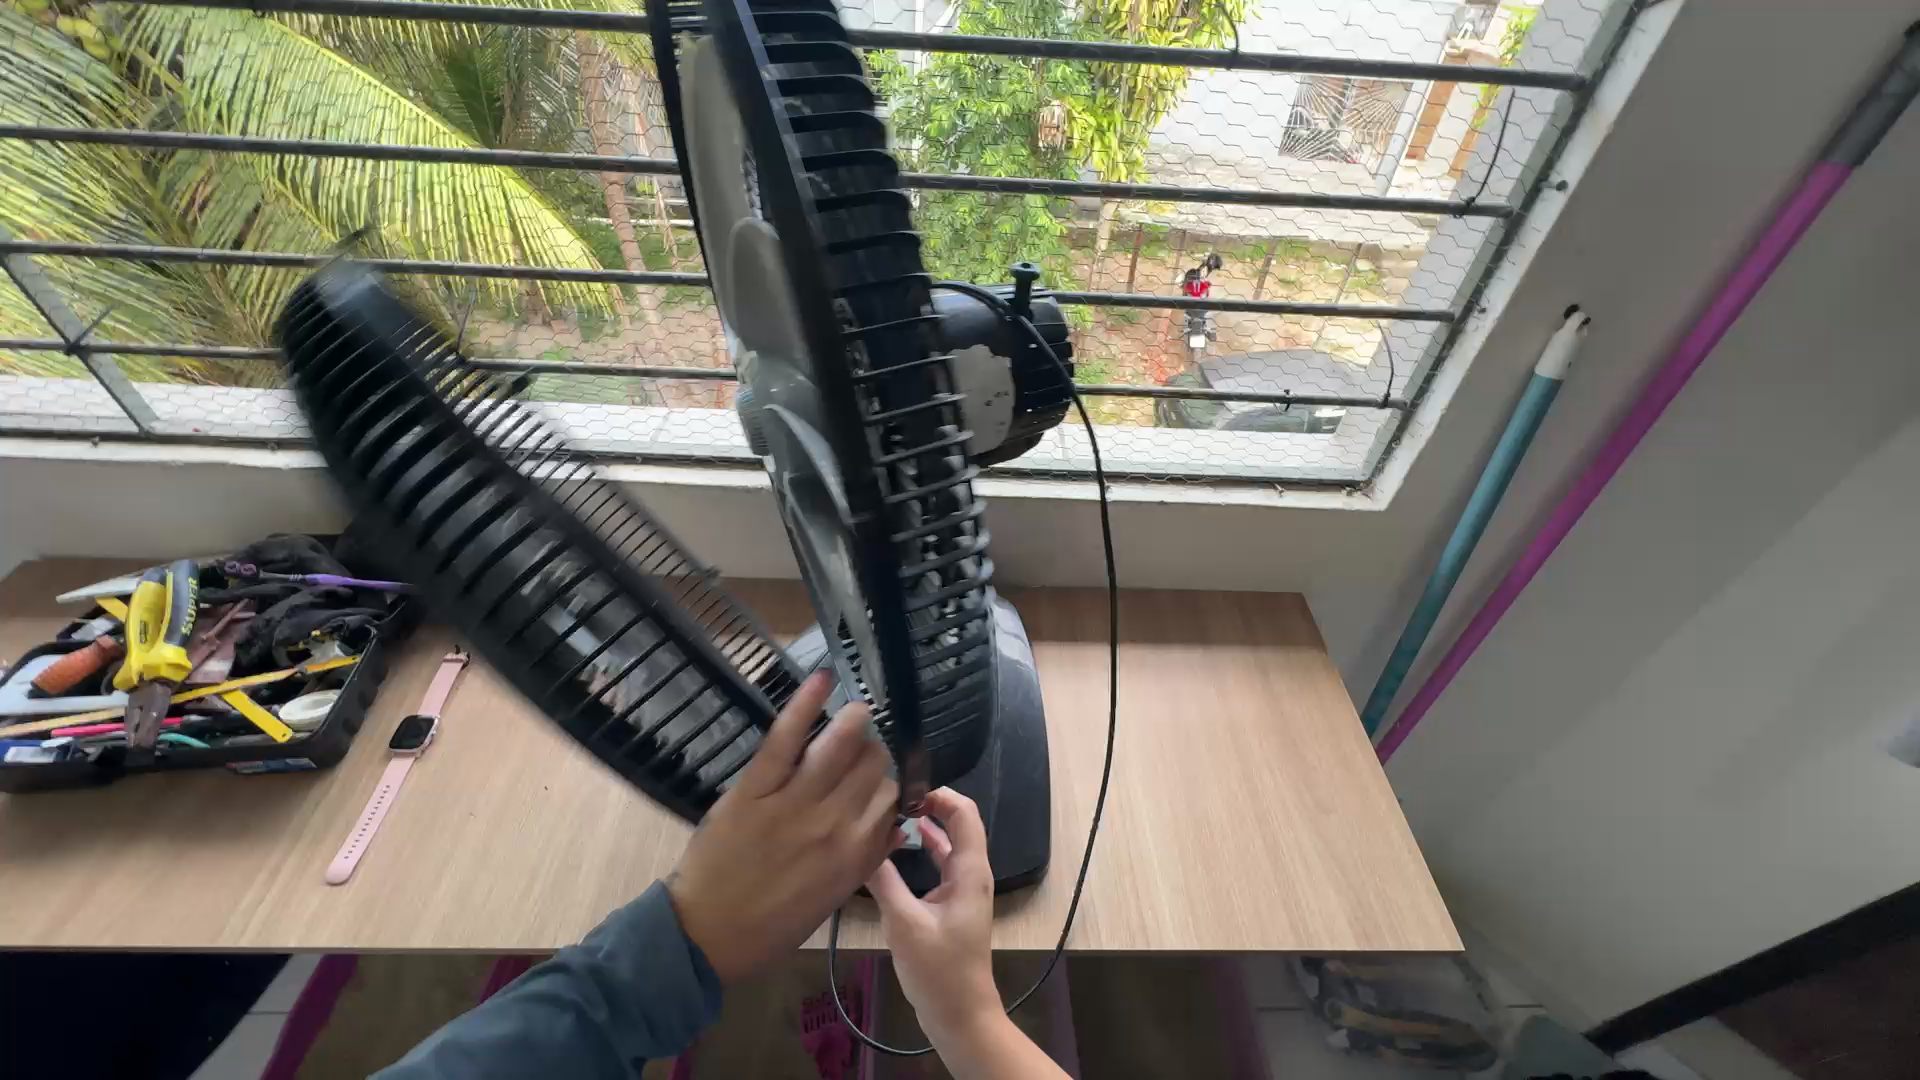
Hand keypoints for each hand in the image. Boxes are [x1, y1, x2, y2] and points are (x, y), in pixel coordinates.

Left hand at [667, 672, 899, 983]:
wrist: (706, 935)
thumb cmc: (773, 923)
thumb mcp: (833, 896)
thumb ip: (869, 857)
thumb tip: (899, 825)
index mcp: (856, 853)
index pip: (893, 794)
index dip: (888, 780)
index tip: (876, 777)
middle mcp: (836, 822)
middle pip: (874, 761)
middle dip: (872, 750)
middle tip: (856, 751)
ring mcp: (795, 802)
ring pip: (842, 743)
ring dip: (854, 720)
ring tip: (853, 712)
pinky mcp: (756, 787)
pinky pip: (787, 738)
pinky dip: (805, 703)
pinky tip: (823, 679)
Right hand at [865, 788, 1000, 1044]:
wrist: (961, 1015)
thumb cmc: (938, 970)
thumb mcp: (904, 924)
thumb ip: (884, 881)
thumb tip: (861, 845)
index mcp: (970, 870)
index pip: (964, 812)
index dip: (940, 794)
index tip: (906, 789)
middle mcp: (972, 871)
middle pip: (959, 821)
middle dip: (931, 804)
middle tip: (895, 797)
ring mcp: (965, 887)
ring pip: (950, 841)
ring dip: (927, 825)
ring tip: (893, 813)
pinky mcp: (955, 901)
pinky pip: (943, 861)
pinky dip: (926, 847)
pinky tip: (902, 843)